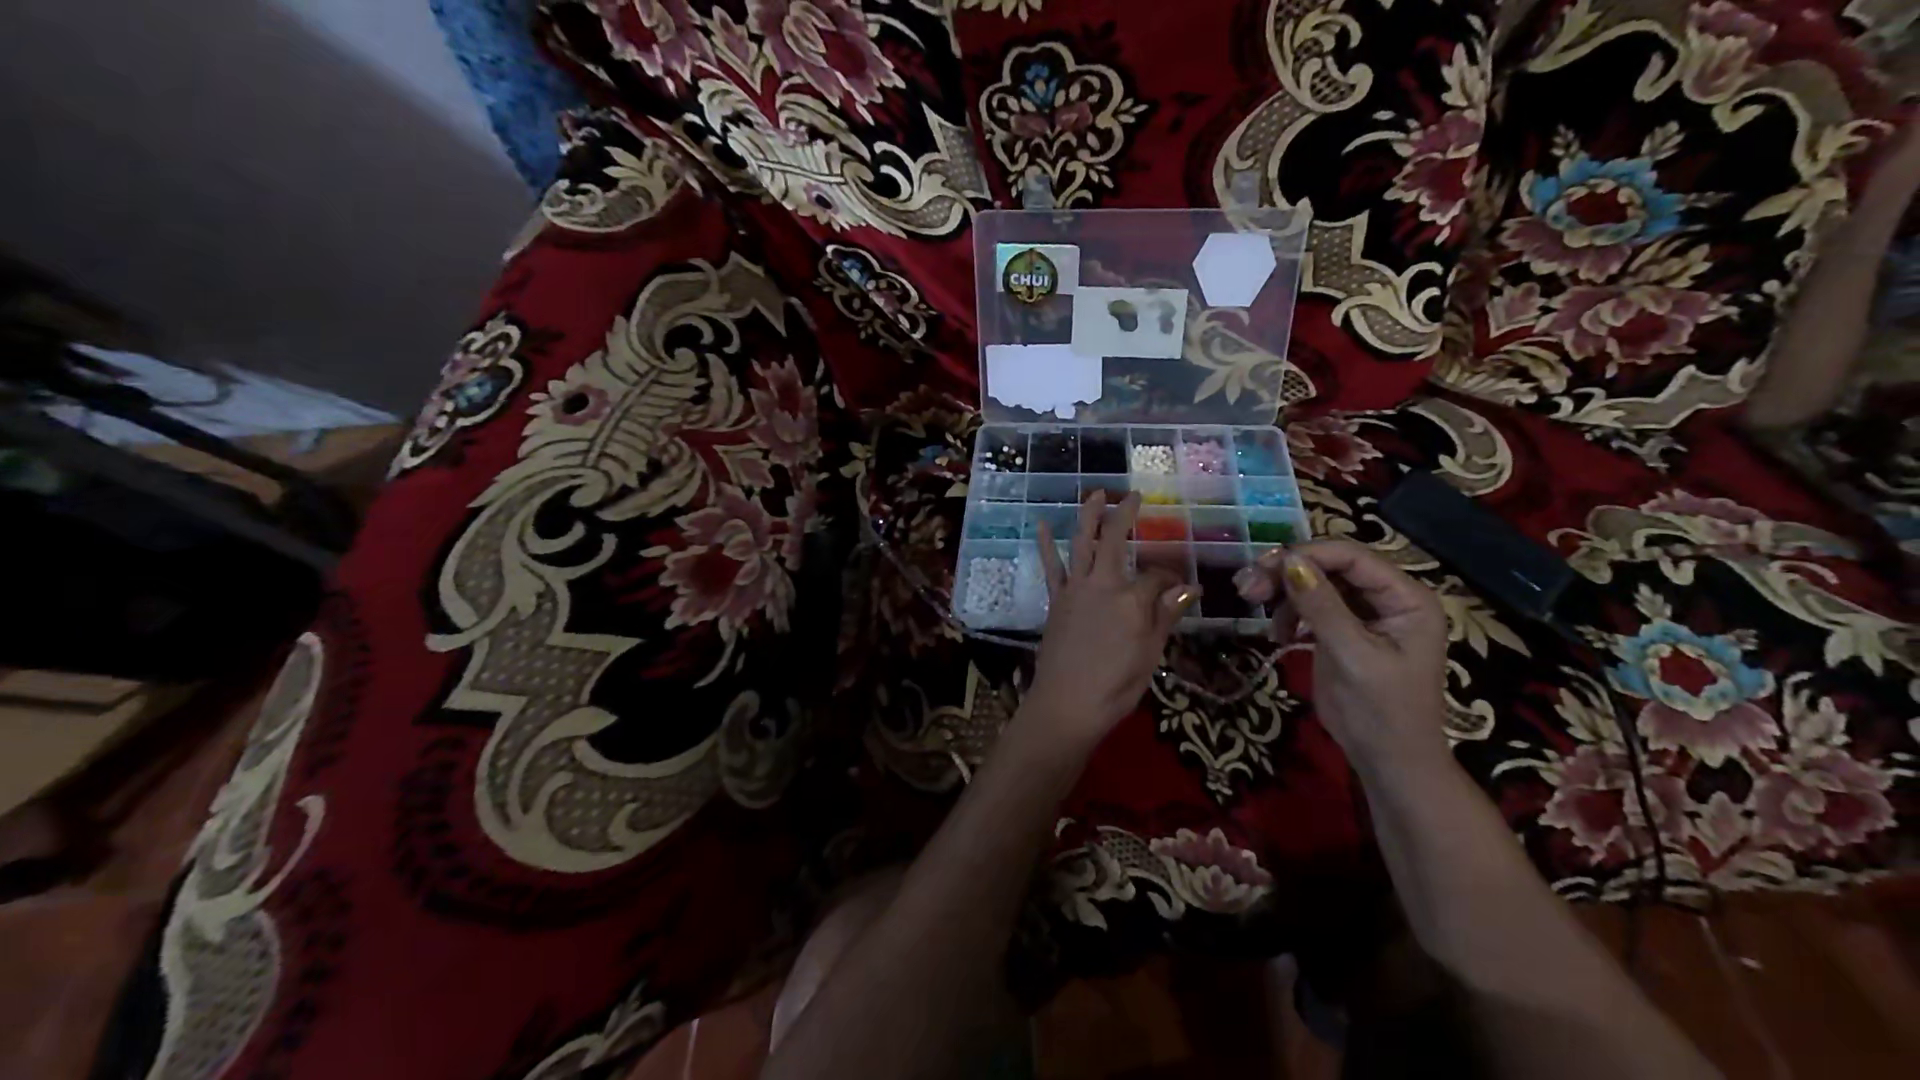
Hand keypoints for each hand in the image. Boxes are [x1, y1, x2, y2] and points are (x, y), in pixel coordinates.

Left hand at [1021, 491, 1197, 754]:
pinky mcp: (1055, 600)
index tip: (1181, 586)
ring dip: (1088, 516)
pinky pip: (1051, 567)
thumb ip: (1166, 616)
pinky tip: (1040, 525)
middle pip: (1115, 540)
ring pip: (1082, 543)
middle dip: (1125, 514)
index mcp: (1132, 599)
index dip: (1171, 577)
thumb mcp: (1151, 654)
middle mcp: (1103, 584)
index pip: (1157, 576)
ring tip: (1094, 494)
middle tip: (1134, 496)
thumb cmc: (1116, 685)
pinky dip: (1045, 545)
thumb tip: (1190, 590)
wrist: (1067, 703)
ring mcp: (1075, 589)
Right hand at [1236, 540, 1449, 777]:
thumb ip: (1322, 606)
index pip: (1353, 557)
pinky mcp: (1342, 630)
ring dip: (1281, 590)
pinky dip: (1287, 611)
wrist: (1387, 761)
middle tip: (1246, 587)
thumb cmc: (1382, 711)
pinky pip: (1310, 605)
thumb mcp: (1352, 656)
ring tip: (1251, 603)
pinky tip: (1277, 633)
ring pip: (1316, 582)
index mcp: (1408, 599)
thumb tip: (1289, 560)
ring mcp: (1365, 614)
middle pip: (1331, 566)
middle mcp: (1389, 598)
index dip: (1308, 555)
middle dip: (1287, 572)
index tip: (1264, 566)